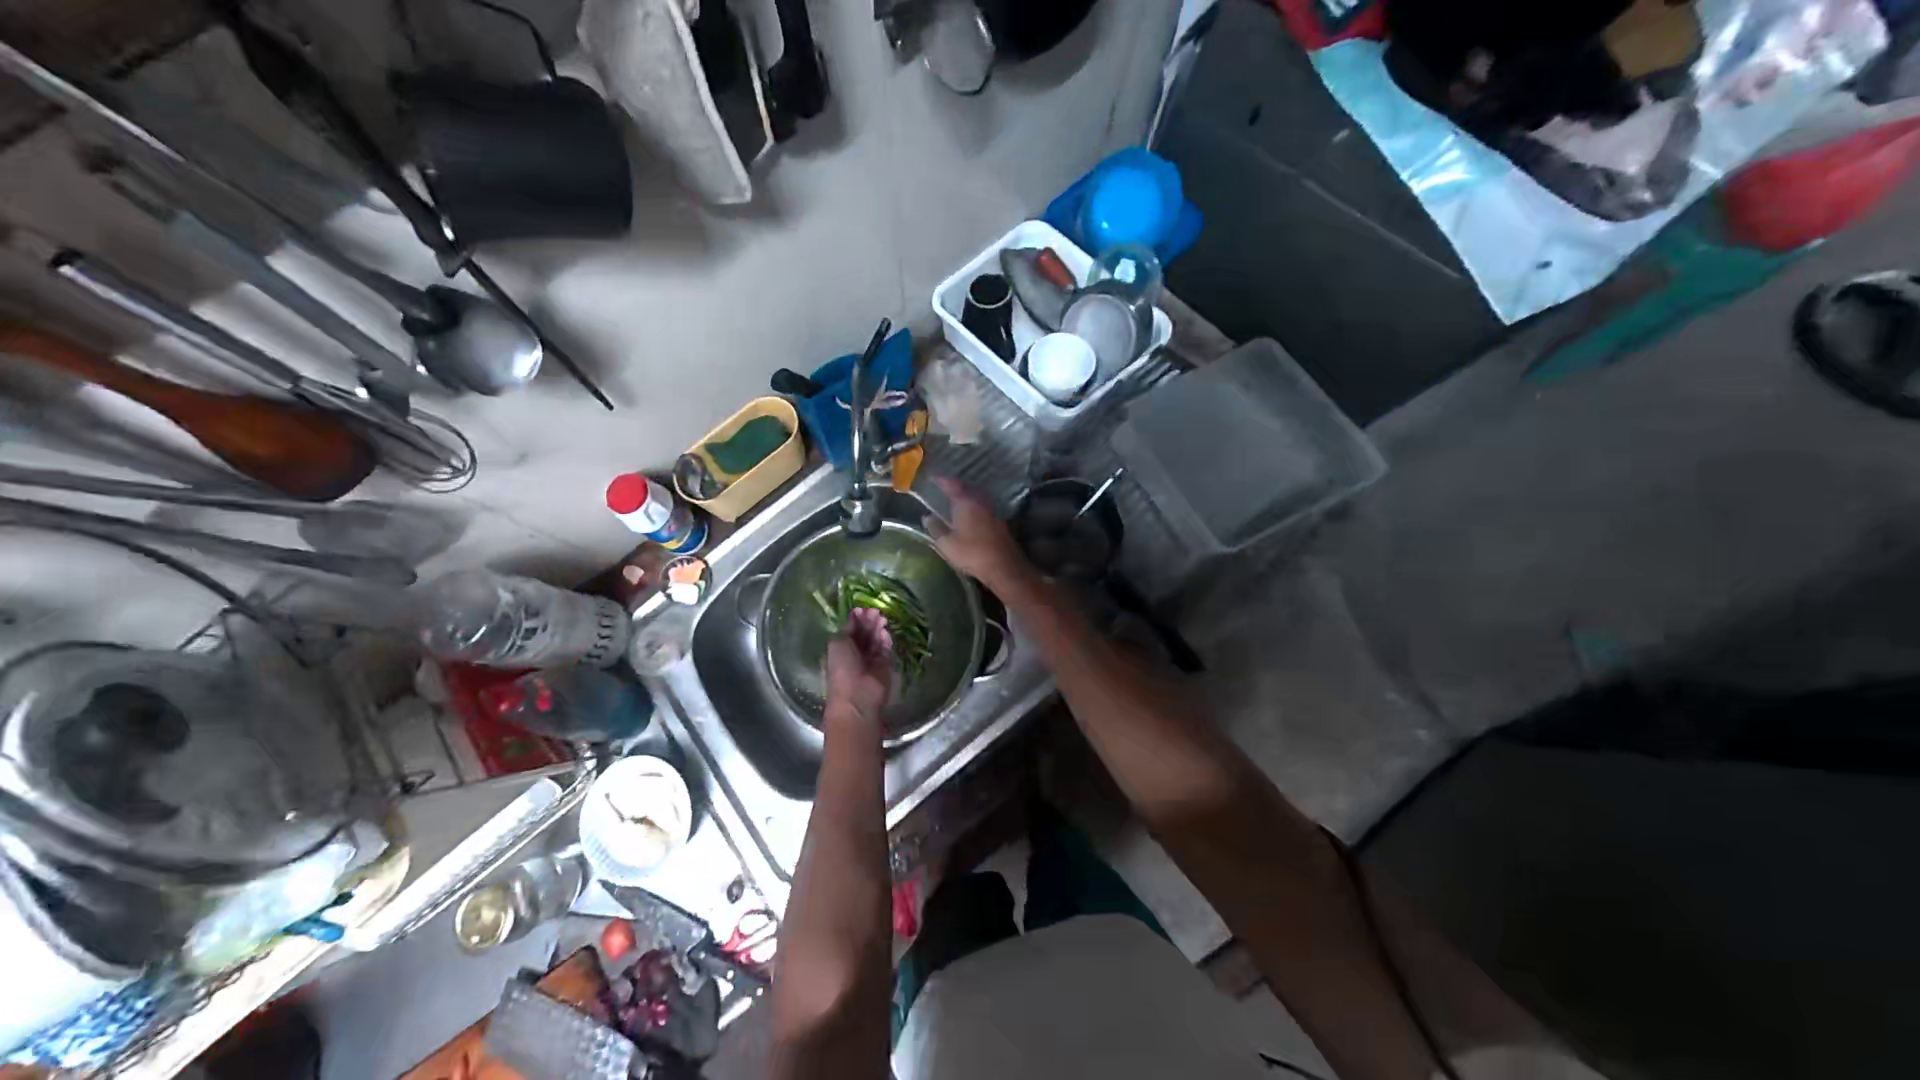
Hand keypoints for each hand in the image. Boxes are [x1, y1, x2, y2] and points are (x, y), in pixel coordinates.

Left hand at [825, 609, 891, 727]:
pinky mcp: (884, 664)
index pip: (850, 629)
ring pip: (875, 638)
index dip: (856, 619)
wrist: (858, 695)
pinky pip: (885, 648)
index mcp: (840, 648)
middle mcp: (855, 653)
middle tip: (875, 611)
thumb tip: (854, 617)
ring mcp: (870, 659)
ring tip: (882, 618)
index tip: (862, 609)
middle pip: (864, 632)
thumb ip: (847, 628)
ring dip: (878, 628)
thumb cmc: (842, 668)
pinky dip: (885, 639)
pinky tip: (885, 633)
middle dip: (869, 621)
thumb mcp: (837, 643)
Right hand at [927, 477, 1027, 590]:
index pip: (952, 485)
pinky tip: (969, 515)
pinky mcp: (999, 521)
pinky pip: (982, 508)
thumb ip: (935, 528)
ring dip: (966, 497)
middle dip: (955, 487)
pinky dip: (974, 507)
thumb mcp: (947, 543)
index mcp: (965, 503)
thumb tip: (927, 516)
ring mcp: (992, 511)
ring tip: (955, 501)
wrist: (1003, 566)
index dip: (942, 480)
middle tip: (944, 488)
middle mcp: (980, 502)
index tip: (934, 477)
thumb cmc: (972, 552)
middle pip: (966, 489)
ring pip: (976, 498)